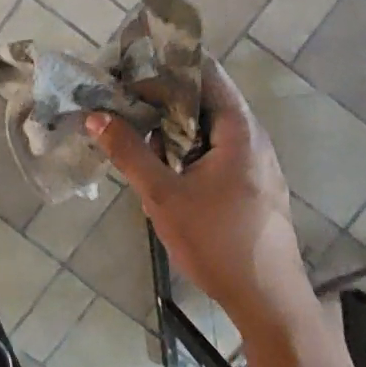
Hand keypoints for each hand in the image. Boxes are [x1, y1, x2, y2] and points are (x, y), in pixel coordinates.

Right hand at [86, 59, 313, 335]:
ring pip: (205, 127)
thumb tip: (97, 115)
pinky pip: (212, 150)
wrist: (268, 301)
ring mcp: (253, 163)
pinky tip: (155, 163)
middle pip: (203, 98)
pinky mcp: (248, 185)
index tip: (126, 69)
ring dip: (168, 124)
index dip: (164, 65)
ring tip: (128, 127)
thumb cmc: (218, 242)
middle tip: (117, 99)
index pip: (204, 73)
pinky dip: (182, 146)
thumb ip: (129, 153)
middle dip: (158, 95)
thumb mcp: (163, 196)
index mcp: (239, 131)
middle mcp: (251, 138)